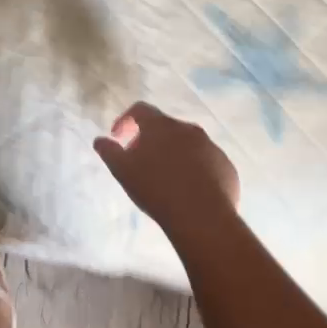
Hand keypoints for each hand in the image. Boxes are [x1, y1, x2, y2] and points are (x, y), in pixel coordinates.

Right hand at [94, 102, 239, 230]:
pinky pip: (206, 161)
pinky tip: (188, 190)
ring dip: (174, 154)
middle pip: (165, 127)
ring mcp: (211, 147)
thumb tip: (100, 140)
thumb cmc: (155, 188)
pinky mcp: (227, 167)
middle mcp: (188, 129)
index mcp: (161, 126)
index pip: (140, 109)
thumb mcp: (122, 170)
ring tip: (166, 178)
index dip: (126, 120)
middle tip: (141, 160)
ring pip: (188, 144)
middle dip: (151, 139)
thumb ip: (108, 151)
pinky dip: (195, 169)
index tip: (118, 137)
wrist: (202, 218)